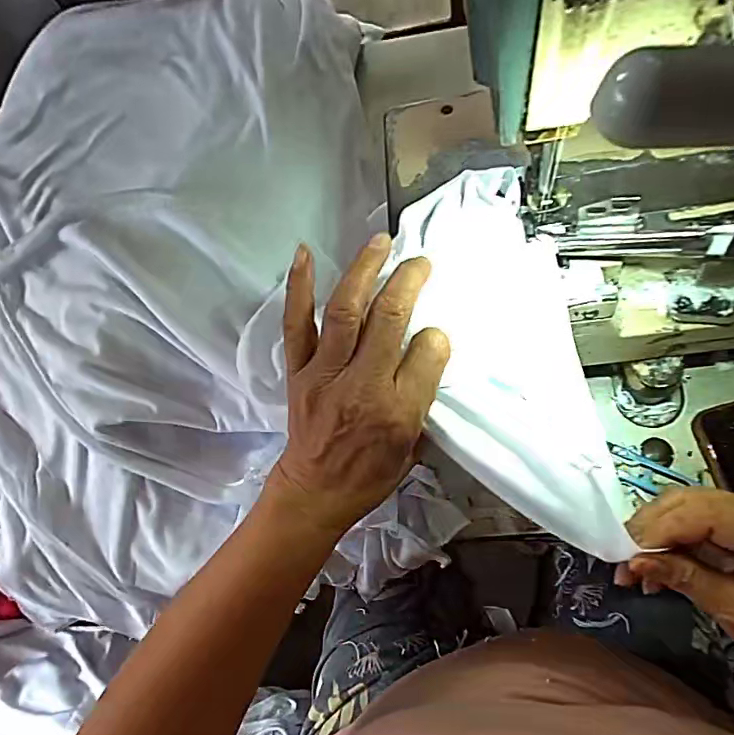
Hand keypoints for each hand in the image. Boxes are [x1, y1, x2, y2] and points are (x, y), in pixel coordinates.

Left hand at [268, 234, 451, 536]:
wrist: (315, 492)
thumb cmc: (369, 476)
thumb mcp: (413, 449)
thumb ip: (424, 401)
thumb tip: (430, 357)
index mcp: (398, 411)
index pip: (428, 352)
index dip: (436, 334)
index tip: (435, 331)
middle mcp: (363, 386)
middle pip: (390, 319)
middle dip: (409, 282)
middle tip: (420, 262)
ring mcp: (325, 375)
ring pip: (347, 310)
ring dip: (365, 270)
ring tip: (381, 242)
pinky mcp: (298, 371)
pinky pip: (297, 324)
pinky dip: (299, 287)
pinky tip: (306, 253)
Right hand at [616, 487, 733, 689]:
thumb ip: (689, 581)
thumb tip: (635, 563)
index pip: (706, 513)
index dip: (661, 530)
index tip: (628, 559)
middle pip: (690, 501)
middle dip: (651, 530)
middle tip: (625, 566)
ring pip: (684, 505)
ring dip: (653, 534)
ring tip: (634, 569)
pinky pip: (691, 519)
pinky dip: (666, 539)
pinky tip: (653, 566)